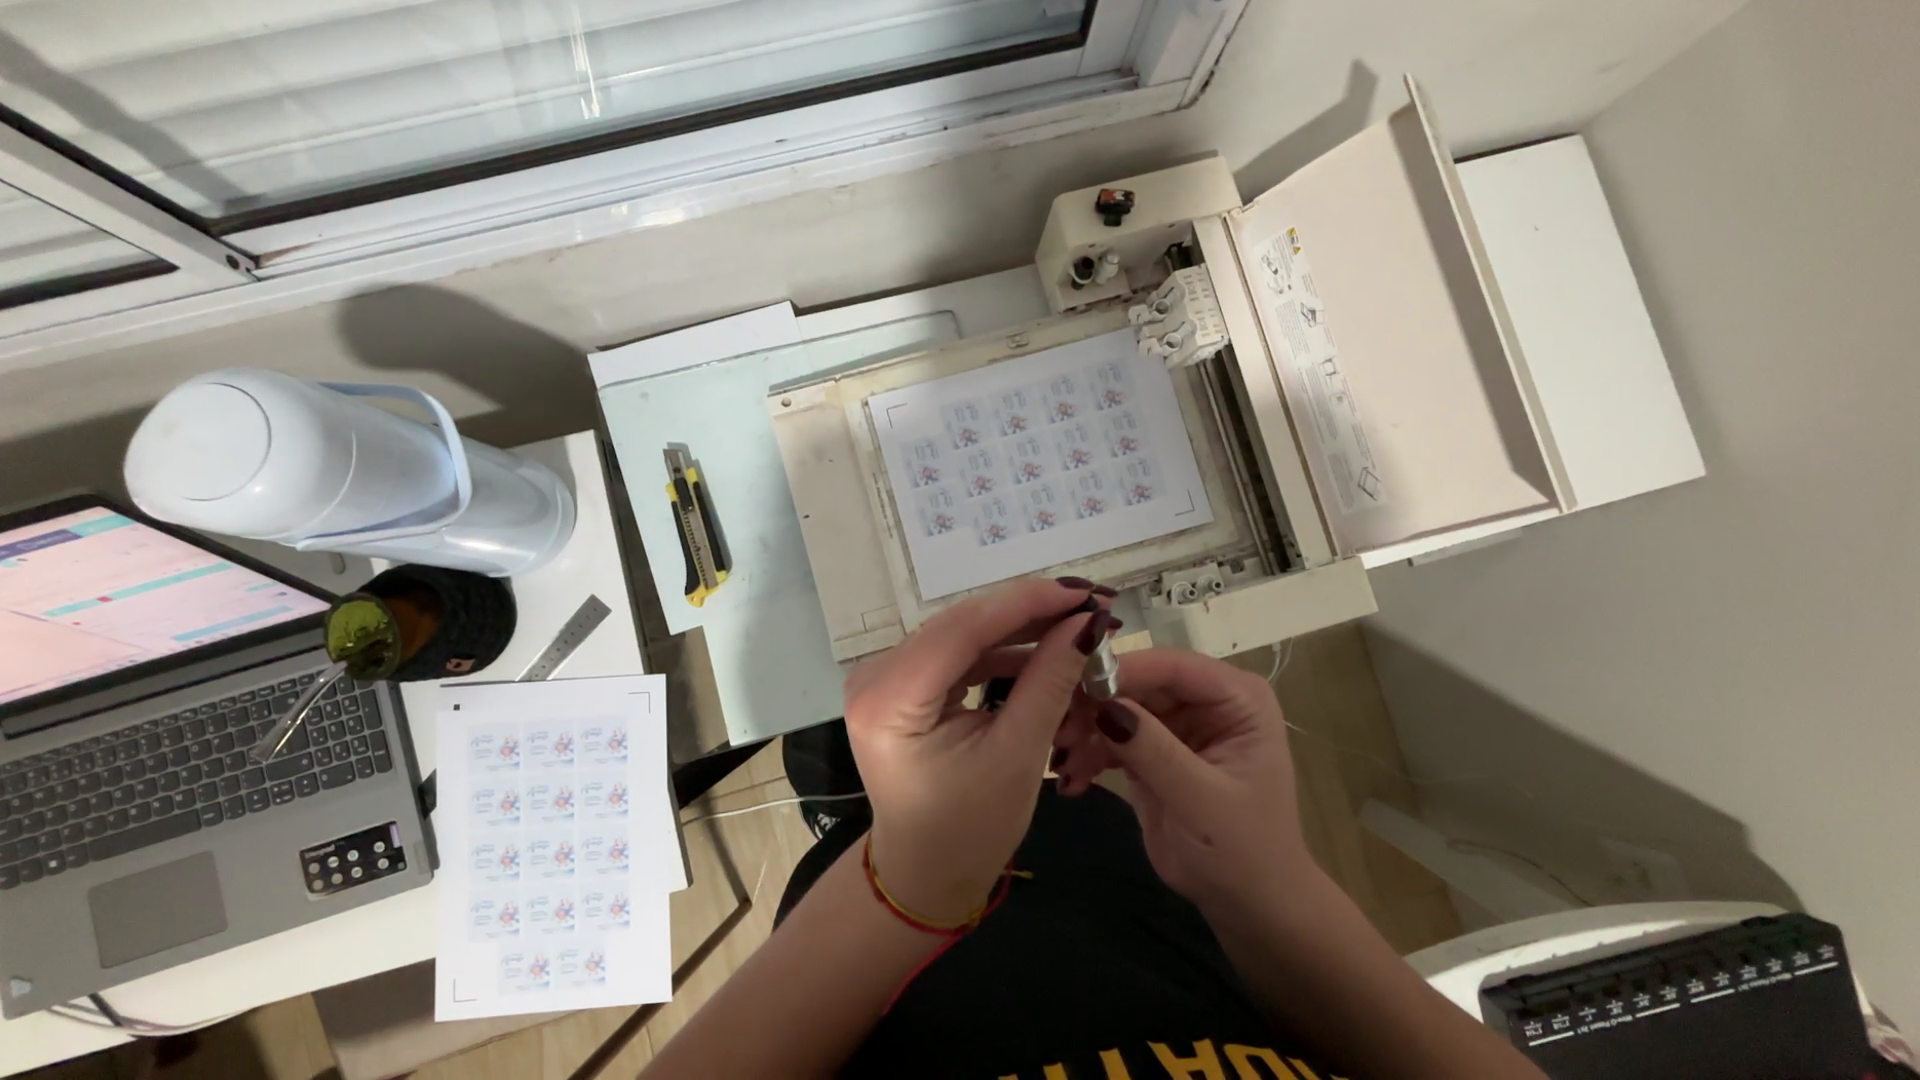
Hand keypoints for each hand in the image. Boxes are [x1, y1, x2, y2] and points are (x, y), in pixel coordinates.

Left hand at [842, 578, 1110, 922]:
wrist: (925, 874)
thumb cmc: (969, 830)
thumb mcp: (1017, 756)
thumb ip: (1049, 682)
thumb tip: (1089, 622)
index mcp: (889, 699)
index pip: (962, 629)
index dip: (1027, 603)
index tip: (1085, 592)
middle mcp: (876, 676)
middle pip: (961, 624)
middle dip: (1030, 611)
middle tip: (1093, 602)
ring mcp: (886, 677)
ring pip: (963, 633)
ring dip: (1021, 628)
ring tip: (1079, 622)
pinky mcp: (903, 683)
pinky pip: (958, 653)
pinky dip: (1003, 650)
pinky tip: (1045, 646)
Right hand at [1051, 649, 1311, 911]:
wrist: (1247, 903)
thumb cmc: (1243, 851)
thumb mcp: (1200, 800)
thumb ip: (1154, 750)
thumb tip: (1103, 705)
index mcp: (1237, 698)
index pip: (1175, 667)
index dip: (1125, 670)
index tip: (1074, 686)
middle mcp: (1206, 699)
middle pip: (1139, 681)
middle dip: (1095, 704)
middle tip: (1055, 730)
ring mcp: (1176, 722)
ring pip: (1117, 705)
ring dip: (1085, 731)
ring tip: (1061, 763)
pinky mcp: (1150, 747)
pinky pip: (1109, 734)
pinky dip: (1088, 754)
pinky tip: (1070, 781)